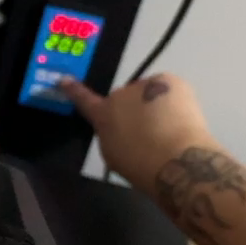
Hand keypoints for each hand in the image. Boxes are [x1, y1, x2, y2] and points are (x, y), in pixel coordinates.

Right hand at [58, 73, 215, 189]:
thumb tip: (120, 127)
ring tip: (169, 129)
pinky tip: (181, 121)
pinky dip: (173, 102)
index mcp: (103, 114)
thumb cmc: (141, 165)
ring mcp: (145, 85)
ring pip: (148, 93)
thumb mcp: (113, 153)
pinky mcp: (170, 81)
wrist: (177, 160)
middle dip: (134, 109)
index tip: (64, 80)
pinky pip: (168, 90)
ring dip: (154, 105)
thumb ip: (111, 134)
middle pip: (125, 98)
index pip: (84, 99)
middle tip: (148, 132)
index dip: (73, 90)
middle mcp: (120, 94)